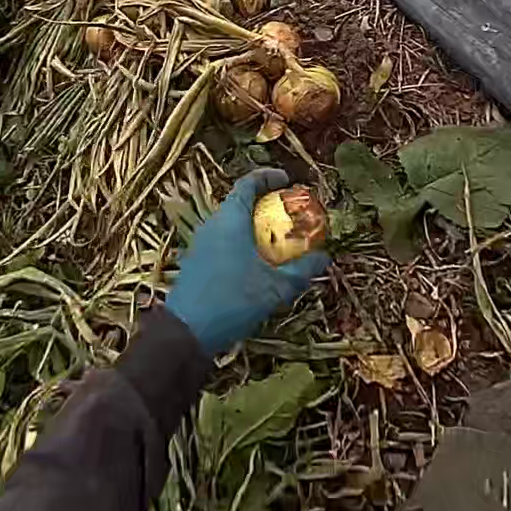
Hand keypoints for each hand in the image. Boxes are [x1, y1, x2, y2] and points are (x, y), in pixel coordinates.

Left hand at [164, 168, 329, 354]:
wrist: (186, 333)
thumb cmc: (232, 300)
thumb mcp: (275, 287)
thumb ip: (301, 270)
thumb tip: (324, 258)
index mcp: (230, 219)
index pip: (248, 183)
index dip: (269, 177)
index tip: (287, 181)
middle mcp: (213, 224)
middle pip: (240, 201)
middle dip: (265, 203)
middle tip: (287, 212)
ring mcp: (201, 242)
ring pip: (231, 222)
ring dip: (253, 225)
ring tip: (276, 240)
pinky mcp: (197, 260)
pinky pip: (223, 240)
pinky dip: (242, 241)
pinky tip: (255, 264)